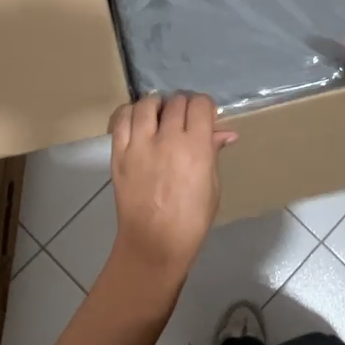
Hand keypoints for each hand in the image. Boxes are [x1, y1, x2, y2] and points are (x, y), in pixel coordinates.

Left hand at [108, 93, 236, 282]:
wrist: (154, 243)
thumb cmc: (191, 220)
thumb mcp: (212, 186)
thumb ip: (213, 153)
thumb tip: (225, 133)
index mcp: (196, 148)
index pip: (200, 105)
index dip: (205, 106)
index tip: (205, 115)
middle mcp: (167, 139)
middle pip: (176, 101)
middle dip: (184, 104)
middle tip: (184, 117)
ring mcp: (139, 145)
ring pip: (147, 103)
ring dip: (157, 105)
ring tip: (160, 115)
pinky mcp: (119, 153)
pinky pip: (121, 119)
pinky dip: (131, 113)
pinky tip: (138, 121)